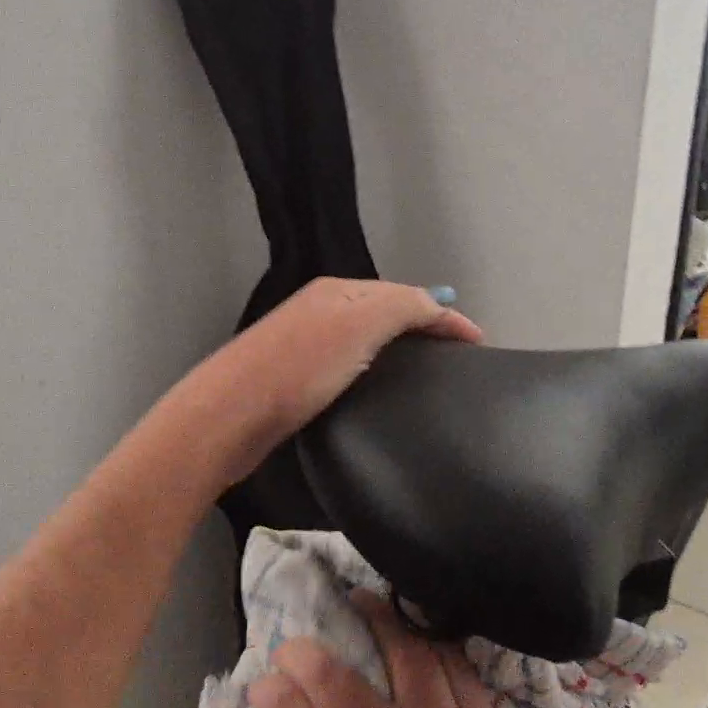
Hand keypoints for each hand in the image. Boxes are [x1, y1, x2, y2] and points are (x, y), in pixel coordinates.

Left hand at [178, 278, 482, 486]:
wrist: (229, 415)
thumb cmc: (299, 368)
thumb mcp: (360, 325)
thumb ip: (402, 306)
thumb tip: (436, 303)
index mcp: (339, 291)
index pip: (406, 294)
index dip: (444, 315)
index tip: (479, 342)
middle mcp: (322, 309)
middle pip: (386, 311)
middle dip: (424, 326)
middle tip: (455, 356)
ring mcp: (305, 343)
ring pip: (367, 338)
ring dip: (399, 348)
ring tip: (426, 374)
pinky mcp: (294, 378)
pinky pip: (349, 363)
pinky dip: (375, 369)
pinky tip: (379, 390)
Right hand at [251, 592, 580, 707]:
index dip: (267, 689)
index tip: (264, 681)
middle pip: (333, 675)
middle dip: (303, 649)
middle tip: (298, 644)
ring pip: (404, 649)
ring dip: (377, 615)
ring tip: (362, 599)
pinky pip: (453, 663)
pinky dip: (430, 642)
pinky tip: (417, 631)